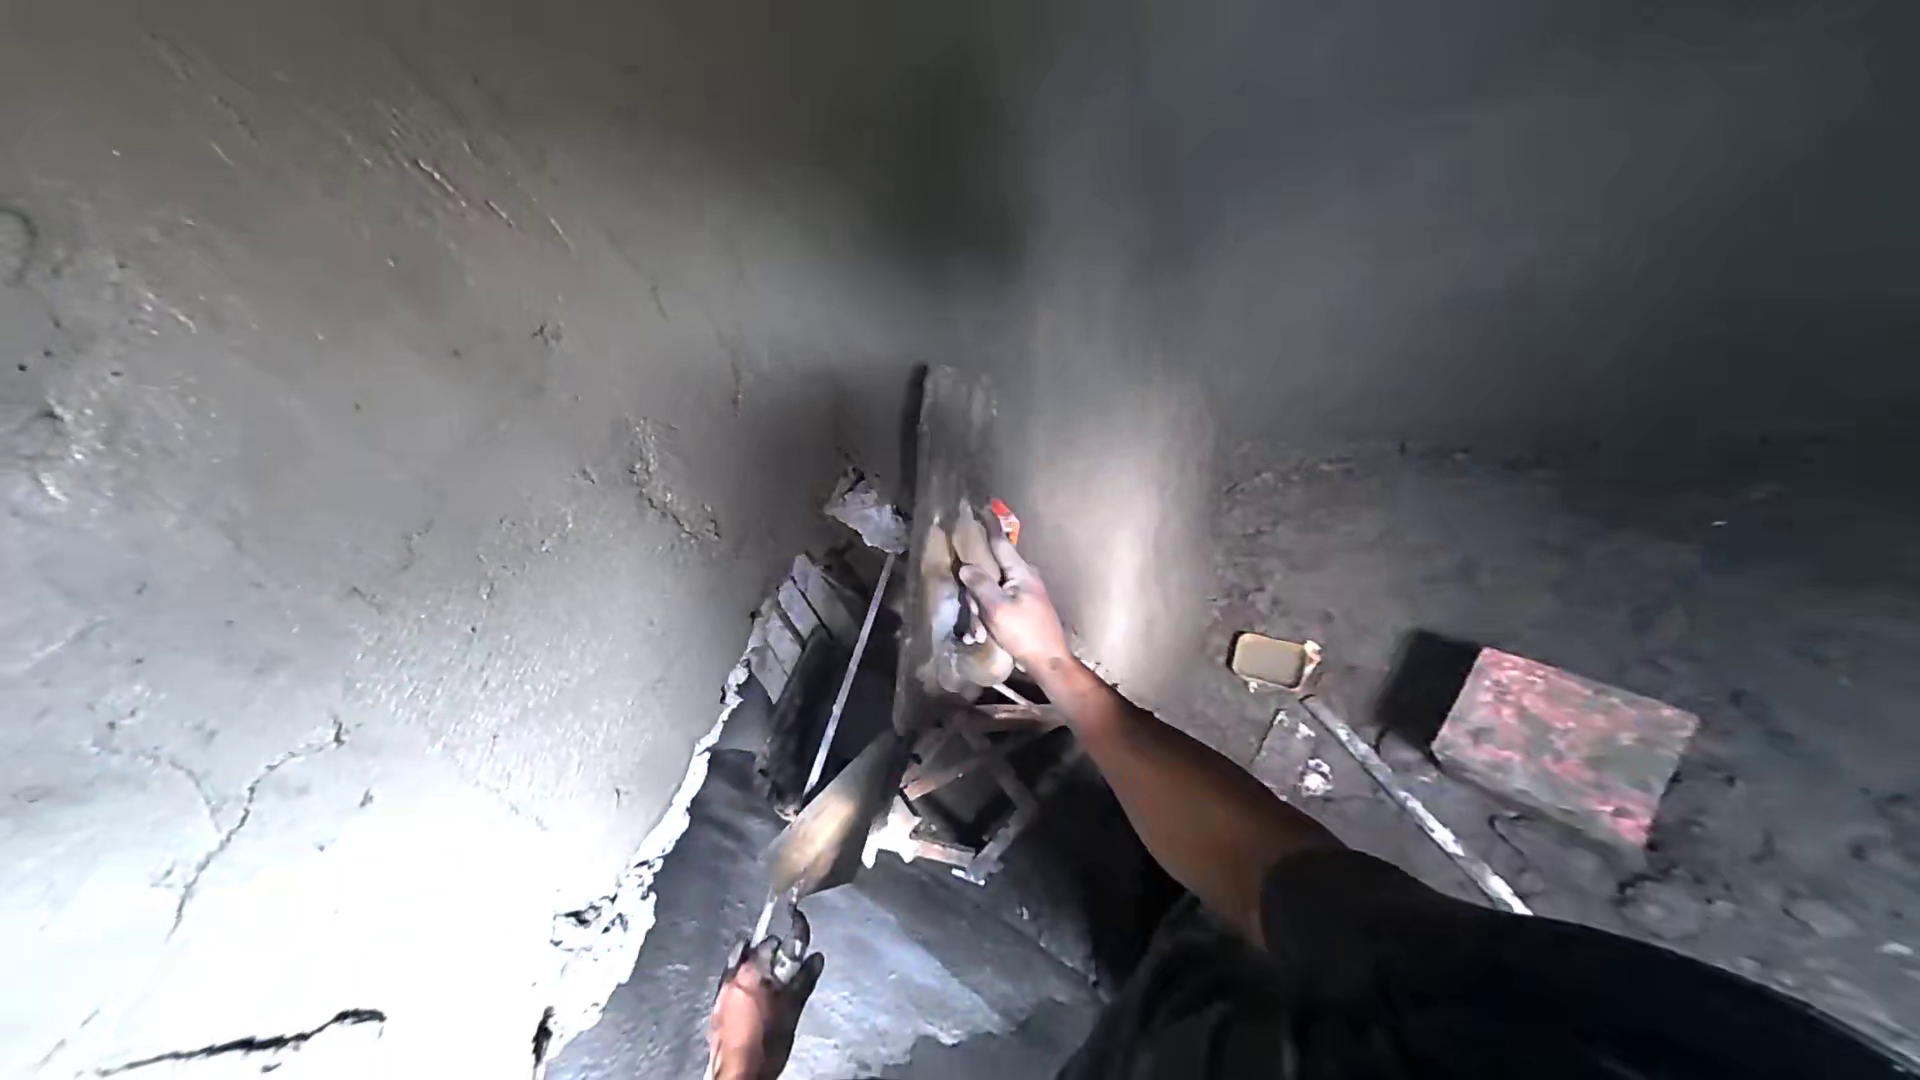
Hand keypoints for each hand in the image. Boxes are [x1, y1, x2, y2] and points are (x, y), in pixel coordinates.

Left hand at [708, 937, 823, 1079]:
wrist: (739, 1076)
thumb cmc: (767, 1041)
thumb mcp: (793, 1008)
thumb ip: (805, 979)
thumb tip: (816, 959)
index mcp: (752, 969)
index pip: (770, 941)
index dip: (785, 945)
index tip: (793, 951)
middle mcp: (732, 977)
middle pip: (748, 950)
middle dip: (763, 954)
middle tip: (778, 966)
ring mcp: (720, 995)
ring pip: (735, 969)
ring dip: (750, 971)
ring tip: (765, 984)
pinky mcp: (714, 1014)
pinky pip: (728, 989)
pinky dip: (740, 989)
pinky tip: (751, 1003)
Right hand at [957, 534, 1071, 671]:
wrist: (1049, 660)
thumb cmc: (1024, 633)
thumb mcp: (996, 609)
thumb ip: (980, 585)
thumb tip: (966, 567)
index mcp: (1020, 571)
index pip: (1000, 541)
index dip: (989, 524)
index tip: (980, 506)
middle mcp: (1025, 575)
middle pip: (991, 569)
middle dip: (977, 588)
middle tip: (975, 613)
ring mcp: (1027, 591)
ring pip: (993, 588)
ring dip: (982, 607)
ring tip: (981, 629)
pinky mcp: (1025, 605)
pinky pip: (1000, 600)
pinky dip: (990, 613)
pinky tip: (986, 632)